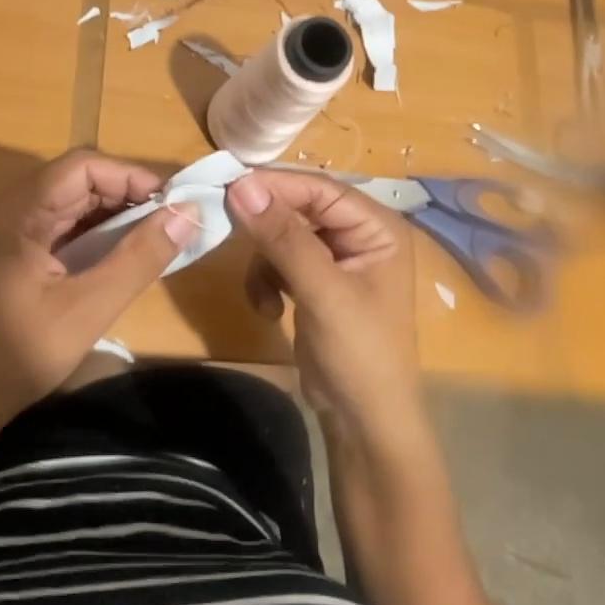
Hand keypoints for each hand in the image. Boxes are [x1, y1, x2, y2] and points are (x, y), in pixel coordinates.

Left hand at [0, 150, 196, 428]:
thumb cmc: (17, 356)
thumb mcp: (88, 308)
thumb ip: (139, 257)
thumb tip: (188, 213)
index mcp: (13, 212)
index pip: (82, 167)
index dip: (132, 177)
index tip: (174, 206)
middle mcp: (1, 209)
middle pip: (73, 181)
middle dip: (125, 196)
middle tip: (170, 223)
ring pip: (64, 204)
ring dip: (109, 216)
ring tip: (152, 238)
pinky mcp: (0, 253)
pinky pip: (52, 227)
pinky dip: (87, 235)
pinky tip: (116, 255)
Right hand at [225, 170, 423, 435]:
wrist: (363, 419)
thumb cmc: (359, 353)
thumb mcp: (323, 292)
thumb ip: (284, 238)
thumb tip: (241, 186)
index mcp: (378, 227)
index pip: (321, 189)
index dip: (276, 185)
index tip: (228, 185)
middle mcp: (360, 235)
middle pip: (300, 208)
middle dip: (265, 225)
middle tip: (225, 226)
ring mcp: (336, 260)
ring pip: (283, 236)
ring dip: (264, 263)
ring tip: (263, 296)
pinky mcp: (314, 284)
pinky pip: (278, 263)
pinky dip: (266, 282)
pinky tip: (269, 311)